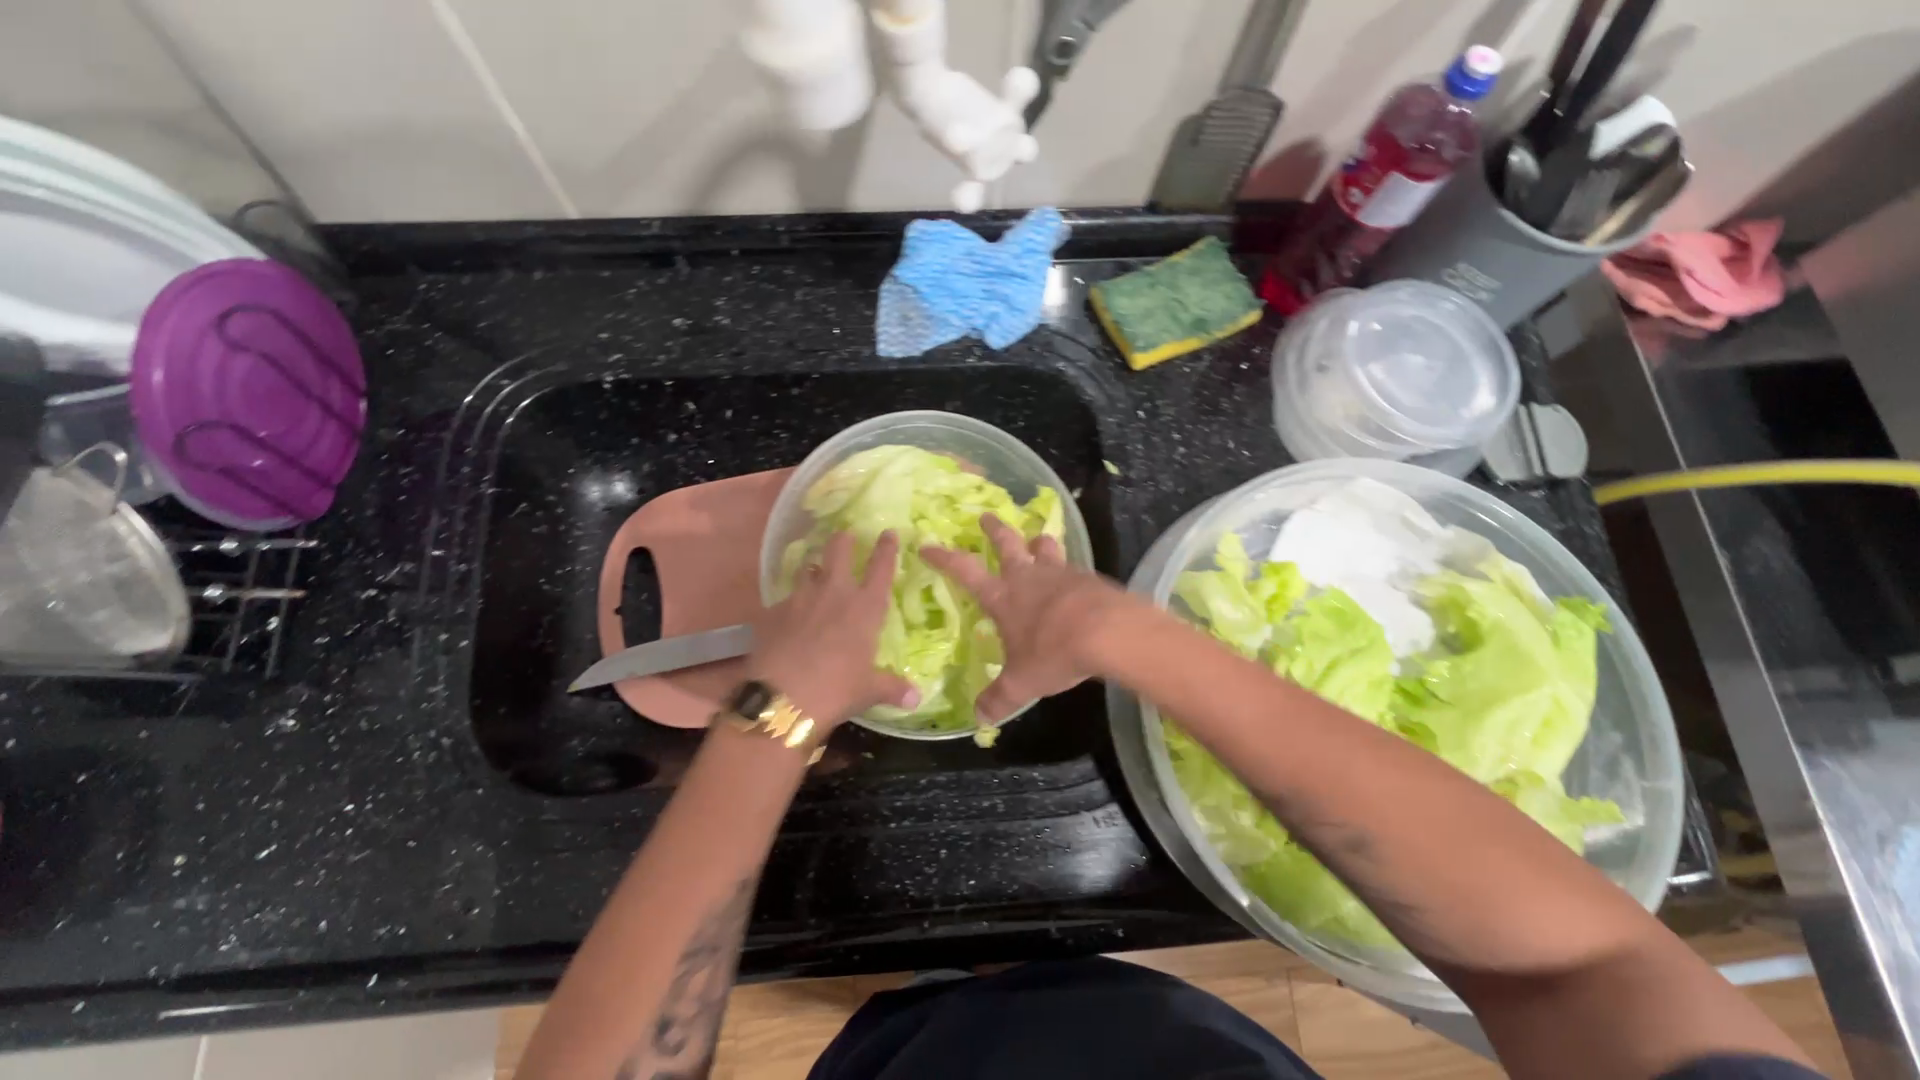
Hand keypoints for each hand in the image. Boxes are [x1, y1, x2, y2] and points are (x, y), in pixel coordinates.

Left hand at [750, 530, 917, 725]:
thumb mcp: (869, 691)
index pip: (881, 568)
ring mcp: (799, 599)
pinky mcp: (771, 612)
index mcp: (864, 608)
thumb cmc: (837, 690)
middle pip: (839, 550)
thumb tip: (916, 699)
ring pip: (808, 567)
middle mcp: (833, 593)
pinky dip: (790, 603)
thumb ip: (892, 688)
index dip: (887, 549)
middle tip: (846, 535)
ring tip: (816, 571)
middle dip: (844, 540)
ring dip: (814, 567)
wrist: (782, 699)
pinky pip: (784, 599)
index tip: (889, 532)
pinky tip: (788, 616)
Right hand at [921, 513, 1131, 724]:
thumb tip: (979, 718)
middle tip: (986, 517)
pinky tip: (1074, 578)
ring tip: (1038, 538)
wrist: (1109, 632)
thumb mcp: (1021, 683)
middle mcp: (1028, 577)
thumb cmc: (1054, 653)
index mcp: (1003, 597)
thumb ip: (999, 698)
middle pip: (1008, 543)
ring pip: (1045, 548)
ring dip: (1038, 542)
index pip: (964, 571)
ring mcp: (1061, 573)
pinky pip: (1074, 566)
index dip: (943, 557)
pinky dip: (1069, 568)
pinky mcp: (1090, 578)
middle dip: (994, 530)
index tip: (927, 544)